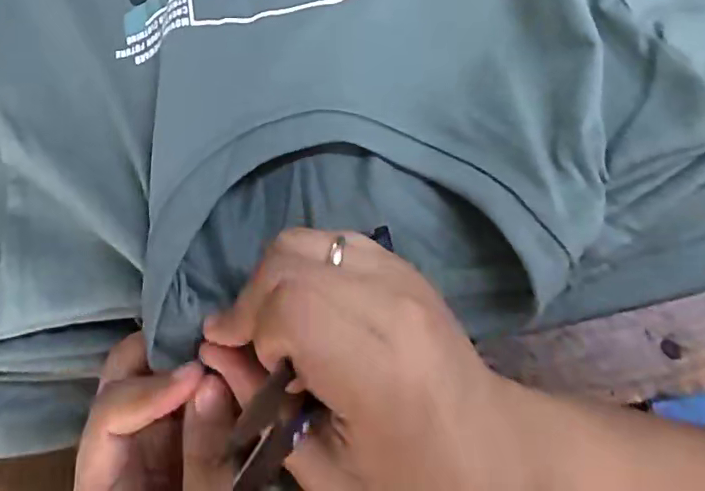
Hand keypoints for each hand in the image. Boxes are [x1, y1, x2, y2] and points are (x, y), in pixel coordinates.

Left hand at [73, 332, 238, 490]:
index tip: (197, 374)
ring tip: (221, 347)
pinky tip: (229, 366)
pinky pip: (179, 395)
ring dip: (182, 357)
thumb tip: (210, 379)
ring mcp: (143, 445)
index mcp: (101, 486)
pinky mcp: (172, 443)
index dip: (149, 389)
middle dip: (159, 354)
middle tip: (207, 343)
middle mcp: (114, 453)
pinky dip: (202, 374)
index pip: (106, 418)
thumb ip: (206, 460)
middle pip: (118, 381)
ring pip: (148, 379)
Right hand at [198, 229, 516, 490]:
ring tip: (280, 324)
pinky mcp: (400, 260)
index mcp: (378, 364)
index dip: (253, 327)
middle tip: (254, 344)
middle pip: (288, 258)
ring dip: (275, 276)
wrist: (492, 446)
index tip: (245, 360)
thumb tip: (212, 347)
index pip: (290, 304)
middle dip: (254, 298)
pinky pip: (330, 238)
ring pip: (303, 238)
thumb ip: (260, 407)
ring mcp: (399, 271)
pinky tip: (312, 304)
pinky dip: (305, 264)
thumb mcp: (328, 470)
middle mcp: (391, 301)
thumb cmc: (411, 476)